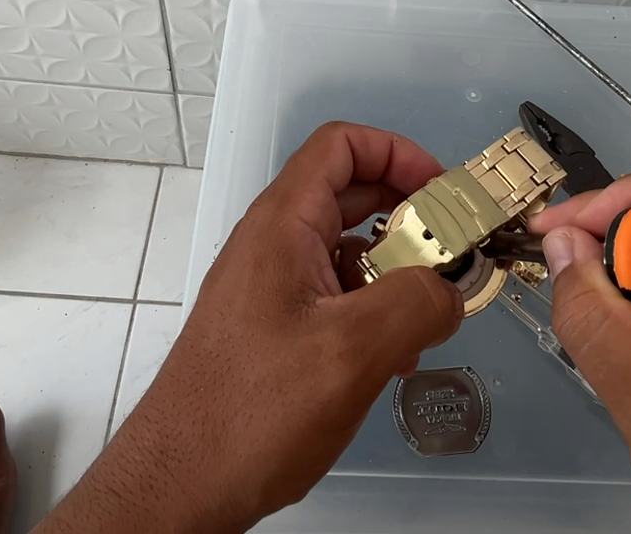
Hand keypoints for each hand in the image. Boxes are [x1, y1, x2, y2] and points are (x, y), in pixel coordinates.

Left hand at [38, 123, 464, 533]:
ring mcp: (270, 282)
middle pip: (349, 192)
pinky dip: (371, 308)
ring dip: (394, 270)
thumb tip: (450, 289)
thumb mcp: (351, 352)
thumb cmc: (255, 409)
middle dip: (407, 213)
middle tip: (452, 249)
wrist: (178, 486)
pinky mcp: (272, 322)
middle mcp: (274, 240)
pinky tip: (393, 356)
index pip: (341, 145)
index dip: (397, 152)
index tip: (442, 192)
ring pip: (346, 247)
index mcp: (283, 222)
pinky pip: (333, 291)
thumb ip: (415, 304)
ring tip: (428, 316)